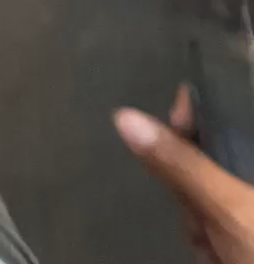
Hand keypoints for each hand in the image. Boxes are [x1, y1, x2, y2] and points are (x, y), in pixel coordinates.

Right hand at [117, 87, 253, 262]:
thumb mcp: (233, 212)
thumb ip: (181, 163)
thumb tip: (126, 117)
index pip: (233, 118)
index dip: (197, 123)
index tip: (171, 137)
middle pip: (220, 161)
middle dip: (195, 190)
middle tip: (200, 217)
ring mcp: (250, 209)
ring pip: (217, 194)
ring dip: (200, 218)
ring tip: (214, 248)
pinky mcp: (247, 233)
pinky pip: (225, 220)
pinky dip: (214, 236)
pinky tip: (217, 254)